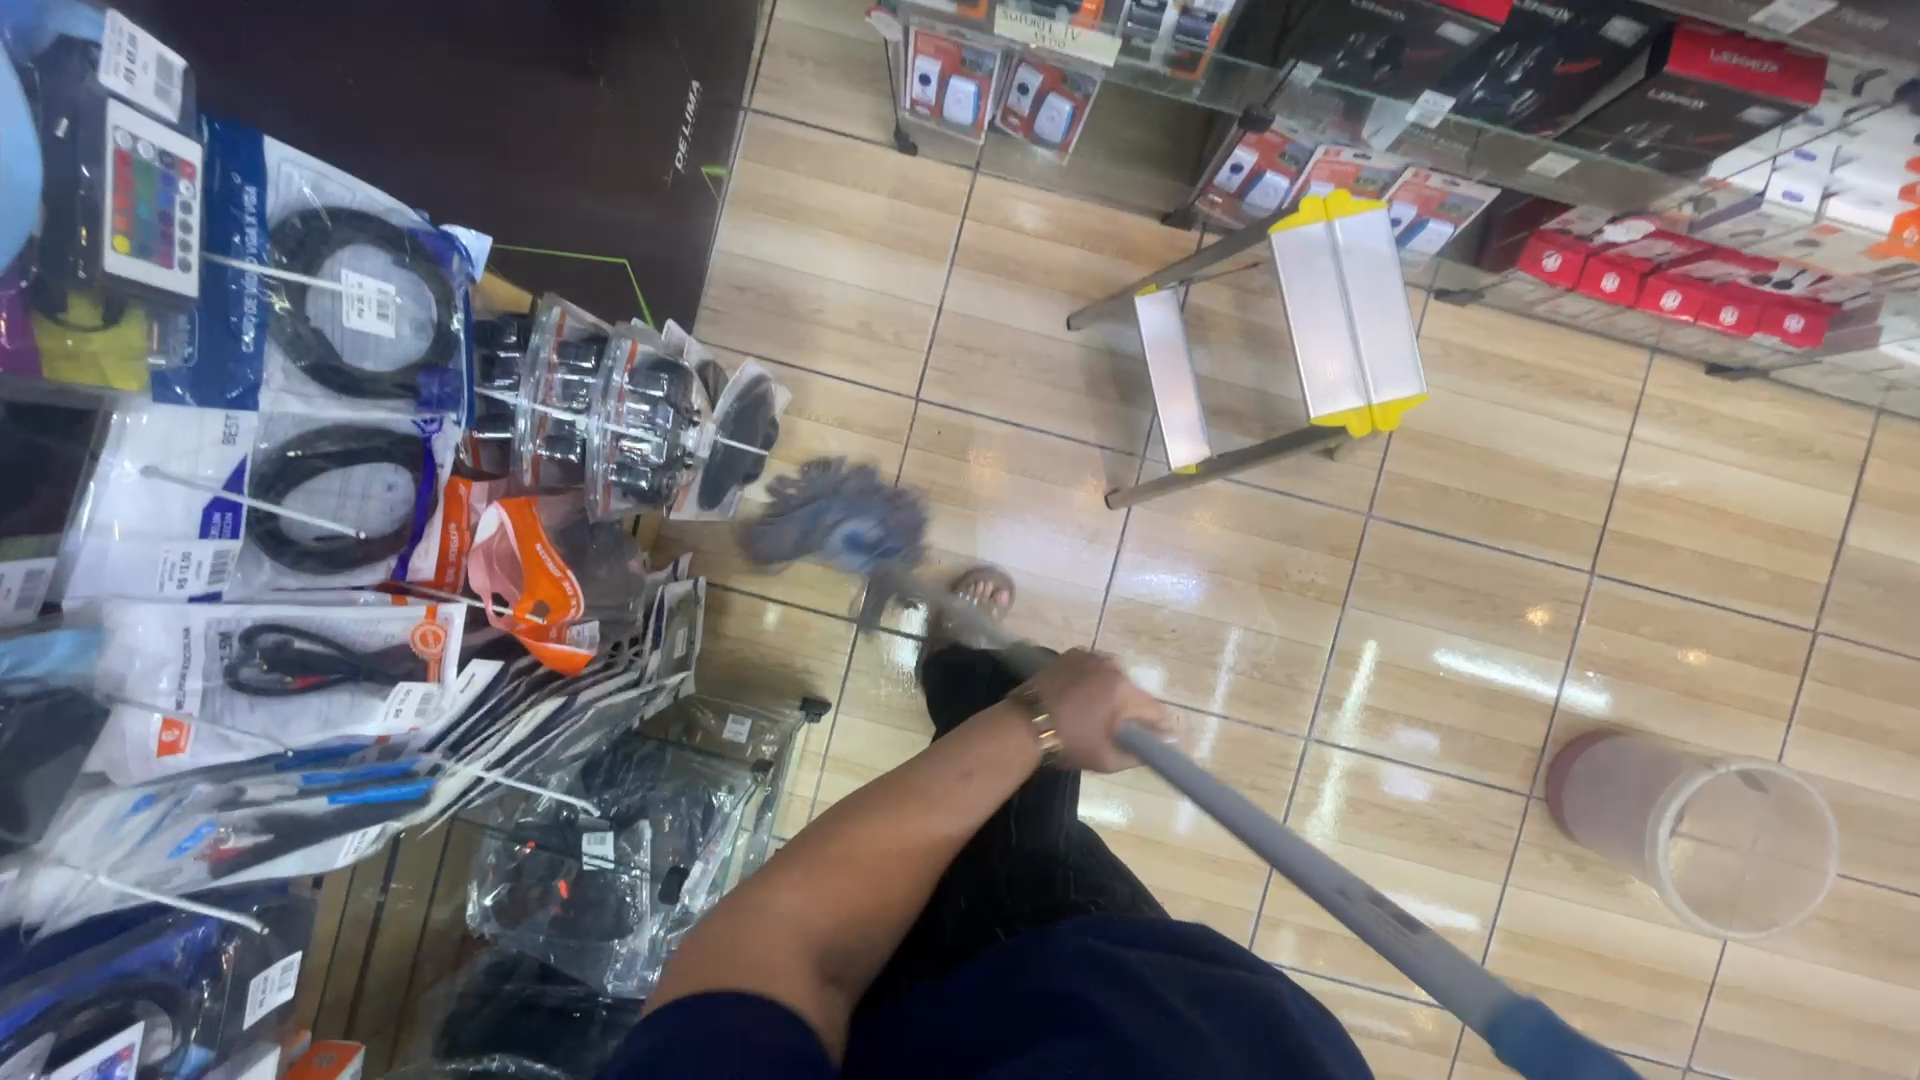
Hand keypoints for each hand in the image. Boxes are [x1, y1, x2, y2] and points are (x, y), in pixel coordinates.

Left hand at [1025, 649, 1172, 772]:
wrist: (1024, 724)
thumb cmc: (1068, 743)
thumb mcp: (1107, 759)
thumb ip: (1139, 753)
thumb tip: (1165, 742)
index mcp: (1123, 691)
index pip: (1155, 710)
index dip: (1160, 727)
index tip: (1159, 739)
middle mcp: (1111, 666)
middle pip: (1133, 691)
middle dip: (1132, 709)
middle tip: (1119, 728)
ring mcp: (1090, 656)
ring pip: (1114, 675)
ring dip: (1112, 691)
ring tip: (1097, 711)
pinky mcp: (1070, 654)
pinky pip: (1093, 666)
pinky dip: (1093, 678)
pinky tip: (1081, 695)